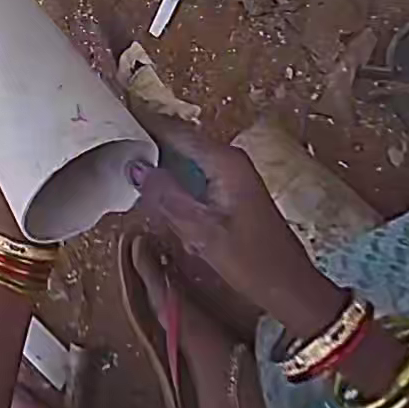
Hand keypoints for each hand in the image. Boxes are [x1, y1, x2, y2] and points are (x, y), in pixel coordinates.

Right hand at [130, 115, 346, 337]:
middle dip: (152, 141)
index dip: (147, 125)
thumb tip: (135, 166)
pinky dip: (176, 174)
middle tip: (116, 143)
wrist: (291, 288)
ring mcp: (232, 171)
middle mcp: (229, 157)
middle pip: (182, 140)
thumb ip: (167, 196)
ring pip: (188, 156)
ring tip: (129, 160)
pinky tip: (157, 186)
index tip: (117, 119)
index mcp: (224, 160)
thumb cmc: (250, 261)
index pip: (177, 132)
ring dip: (163, 159)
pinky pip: (196, 170)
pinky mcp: (231, 186)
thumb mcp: (202, 232)